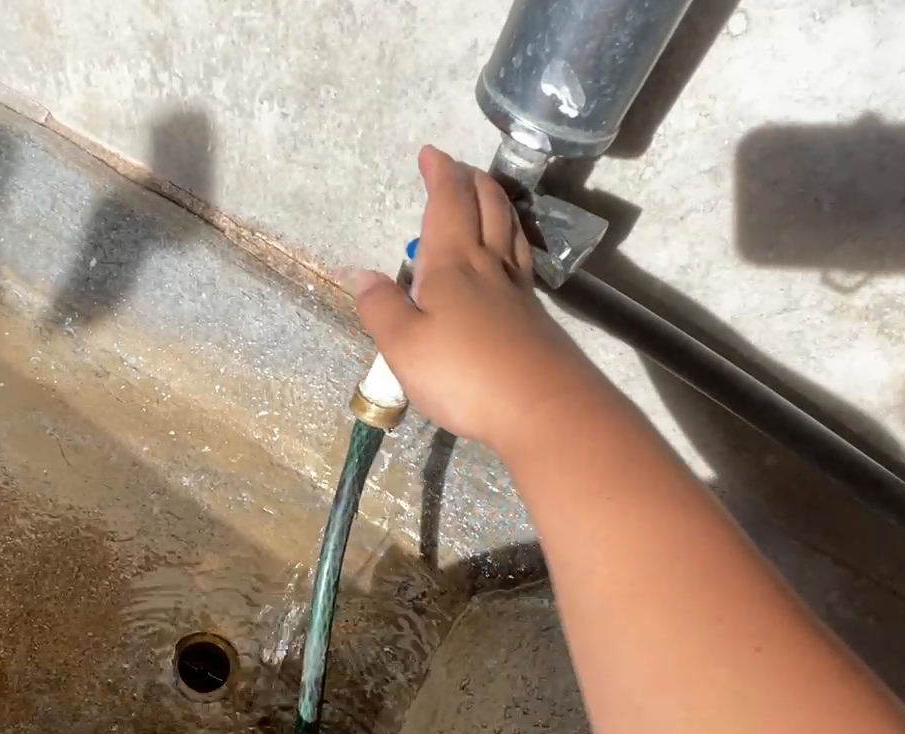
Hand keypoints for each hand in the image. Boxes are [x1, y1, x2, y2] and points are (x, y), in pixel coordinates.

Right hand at [347, 146, 611, 455]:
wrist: (541, 408)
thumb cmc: (463, 374)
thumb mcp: (403, 346)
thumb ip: (380, 307)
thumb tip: (363, 275)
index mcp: (452, 264)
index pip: (447, 203)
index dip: (440, 174)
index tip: (431, 154)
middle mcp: (489, 267)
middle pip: (487, 207)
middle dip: (470, 182)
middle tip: (458, 171)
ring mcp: (517, 291)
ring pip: (510, 231)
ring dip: (497, 204)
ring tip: (487, 196)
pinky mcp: (534, 318)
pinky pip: (521, 261)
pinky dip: (512, 241)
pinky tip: (508, 257)